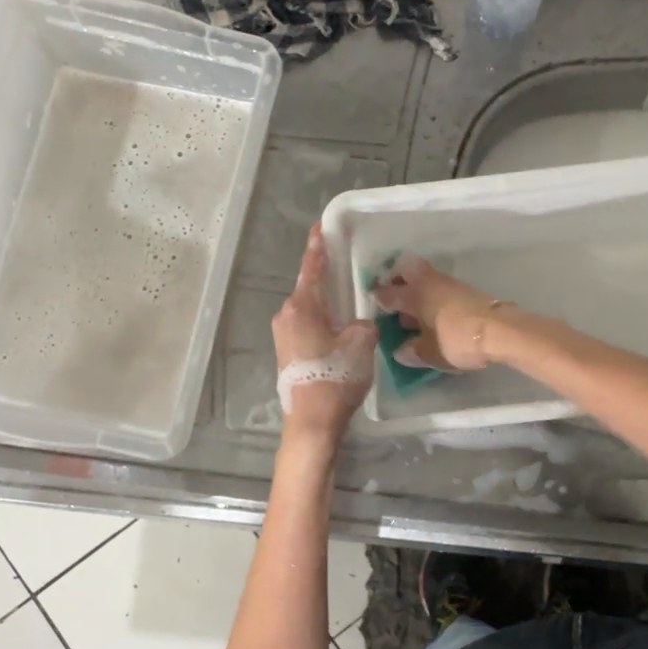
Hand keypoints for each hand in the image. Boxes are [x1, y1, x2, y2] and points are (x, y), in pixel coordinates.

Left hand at [274, 226, 377, 441]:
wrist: (312, 422)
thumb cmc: (335, 377)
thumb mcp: (361, 344)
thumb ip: (363, 324)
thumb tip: (359, 324)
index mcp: (302, 306)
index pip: (312, 268)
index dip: (318, 246)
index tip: (319, 227)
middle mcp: (286, 316)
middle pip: (310, 290)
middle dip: (327, 279)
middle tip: (345, 266)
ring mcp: (284, 337)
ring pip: (309, 311)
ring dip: (326, 306)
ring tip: (348, 303)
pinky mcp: (288, 355)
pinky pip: (308, 328)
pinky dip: (323, 324)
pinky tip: (339, 331)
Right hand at [372, 254, 503, 370]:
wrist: (500, 331)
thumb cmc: (457, 339)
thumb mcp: (430, 352)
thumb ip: (413, 351)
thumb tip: (401, 351)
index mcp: (414, 295)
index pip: (389, 293)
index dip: (379, 297)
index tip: (372, 300)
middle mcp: (429, 284)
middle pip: (408, 271)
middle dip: (397, 278)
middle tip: (392, 293)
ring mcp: (450, 285)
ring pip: (426, 280)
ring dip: (417, 291)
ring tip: (413, 313)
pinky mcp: (467, 292)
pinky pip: (441, 290)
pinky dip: (433, 299)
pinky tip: (434, 315)